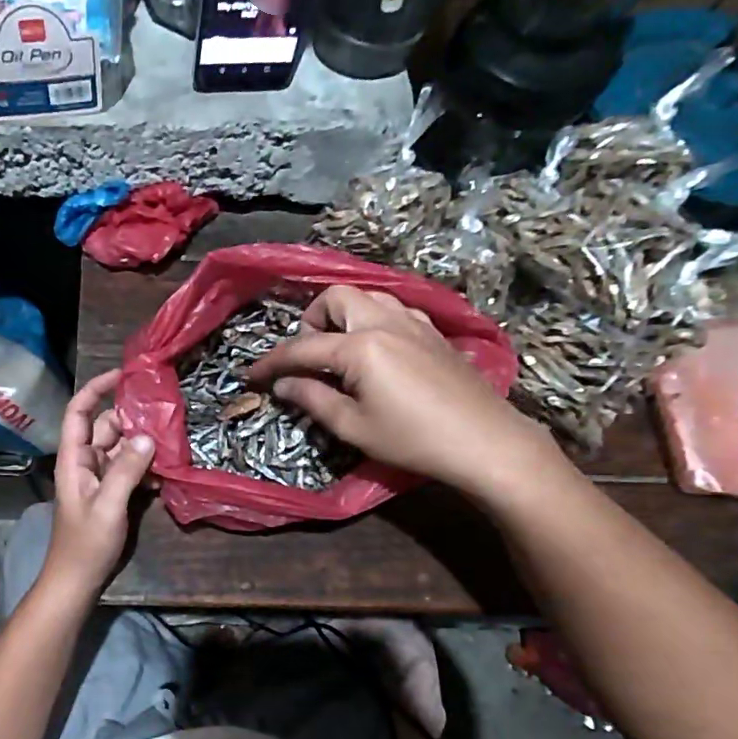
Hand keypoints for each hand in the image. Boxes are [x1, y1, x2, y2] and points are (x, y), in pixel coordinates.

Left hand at [45, 369, 154, 592]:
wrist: (77, 580)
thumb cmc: (85, 544)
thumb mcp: (108, 506)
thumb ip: (126, 470)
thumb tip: (147, 436)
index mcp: (74, 459)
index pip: (79, 412)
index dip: (96, 388)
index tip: (123, 374)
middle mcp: (85, 462)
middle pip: (107, 427)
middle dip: (132, 419)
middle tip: (166, 413)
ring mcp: (99, 478)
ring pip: (122, 448)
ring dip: (144, 444)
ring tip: (172, 439)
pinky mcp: (112, 493)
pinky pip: (130, 469)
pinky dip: (146, 466)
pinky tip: (166, 471)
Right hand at [245, 287, 562, 500]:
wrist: (485, 441)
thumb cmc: (412, 439)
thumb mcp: (352, 426)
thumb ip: (312, 398)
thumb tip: (283, 384)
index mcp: (361, 347)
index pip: (302, 346)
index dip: (271, 361)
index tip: (251, 374)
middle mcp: (385, 322)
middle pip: (336, 297)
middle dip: (311, 320)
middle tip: (306, 354)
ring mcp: (414, 322)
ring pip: (368, 297)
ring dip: (343, 315)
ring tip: (337, 348)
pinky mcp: (433, 332)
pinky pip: (393, 309)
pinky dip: (372, 319)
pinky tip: (375, 349)